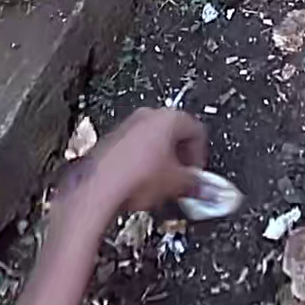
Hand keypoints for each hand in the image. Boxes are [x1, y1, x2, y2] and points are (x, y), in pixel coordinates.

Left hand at [66, 108, 207, 218]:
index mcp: (168, 117)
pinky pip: (135, 147)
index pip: (196, 130)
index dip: (200, 155)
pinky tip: (142, 183)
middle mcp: (147, 115)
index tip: (197, 173)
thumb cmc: (136, 177)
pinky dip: (143, 162)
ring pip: (154, 140)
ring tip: (162, 184)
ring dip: (162, 160)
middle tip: (183, 179)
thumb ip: (196, 184)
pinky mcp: (112, 140)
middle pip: (174, 133)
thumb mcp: (177, 183)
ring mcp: (127, 126)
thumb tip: (205, 189)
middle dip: (181, 157)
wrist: (99, 188)